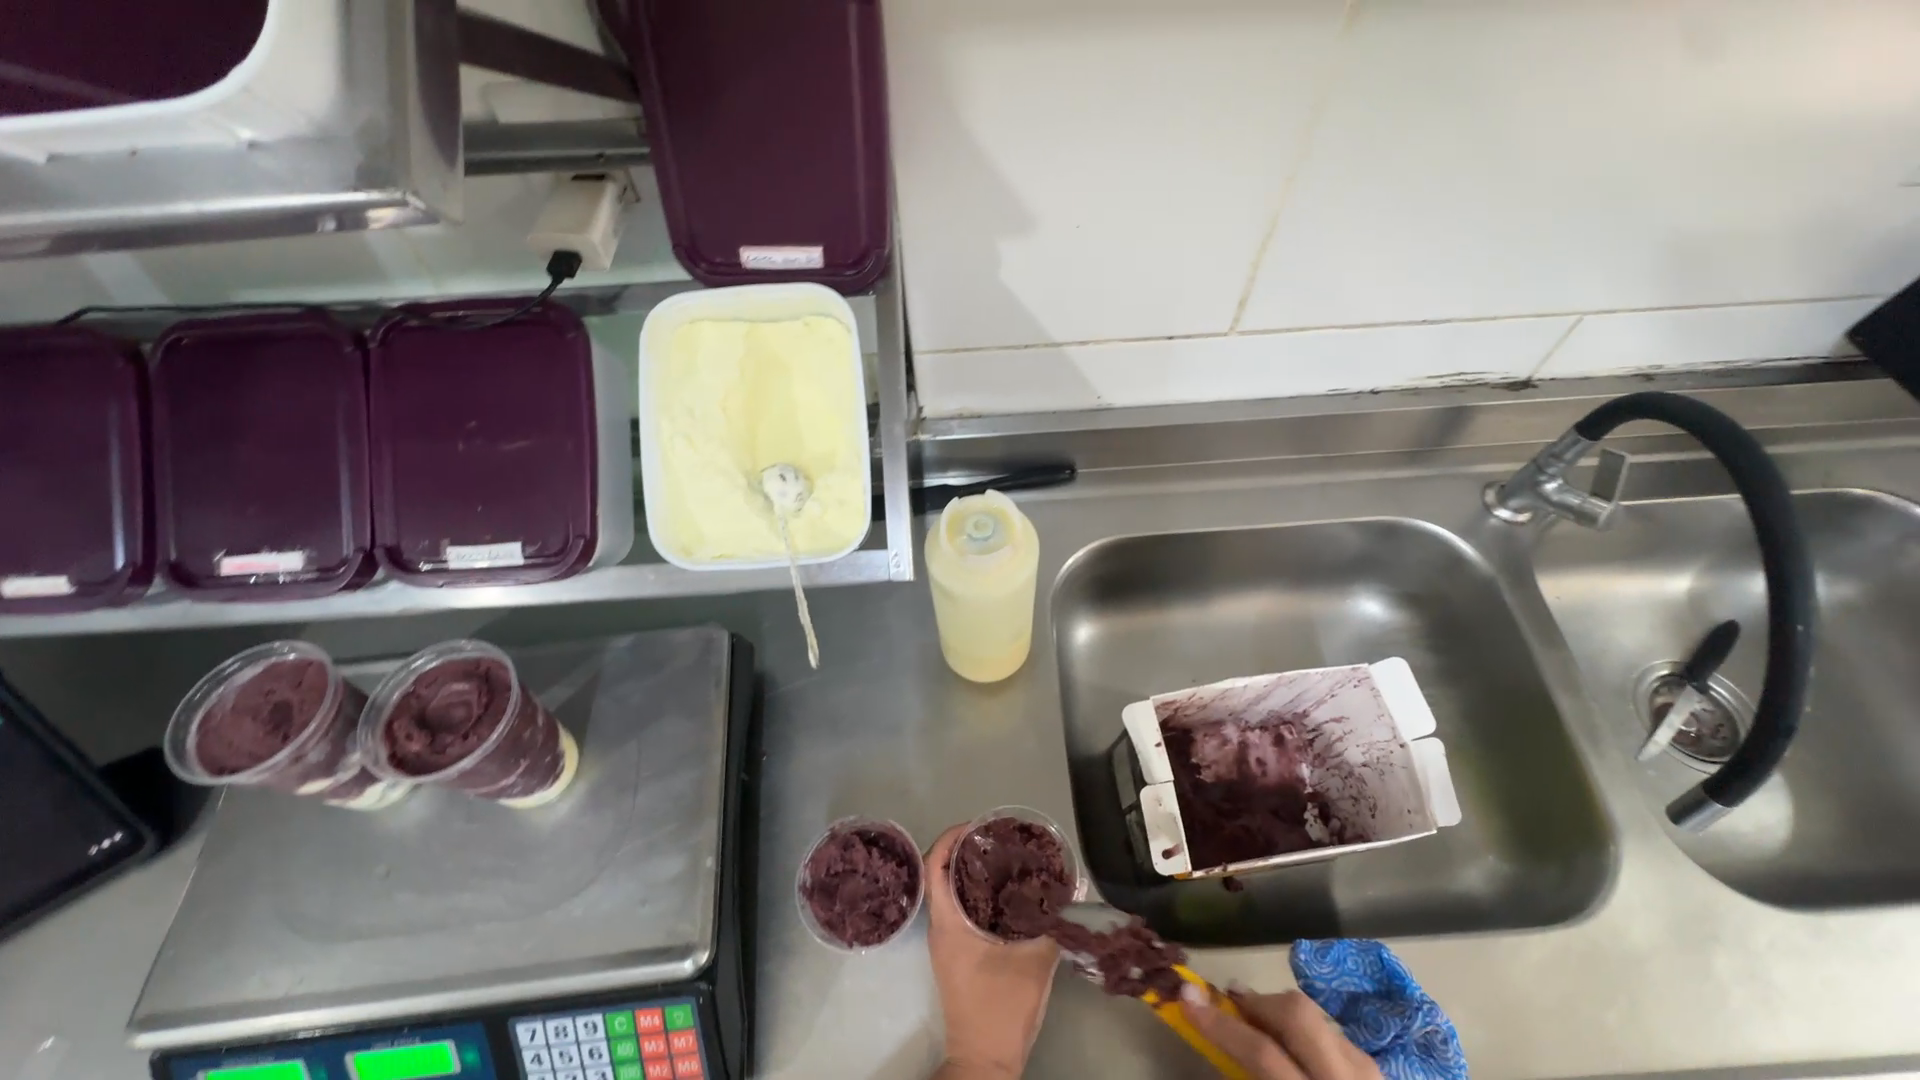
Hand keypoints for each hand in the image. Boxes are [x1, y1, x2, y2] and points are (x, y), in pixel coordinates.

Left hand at [925, 823, 1059, 1079]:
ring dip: (969, 872)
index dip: (950, 839)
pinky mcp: (956, 955)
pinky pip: (958, 910)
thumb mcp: (1033, 965)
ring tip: (1002, 857)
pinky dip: (975, 893)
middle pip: (940, 875)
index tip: (976, 825)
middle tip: (995, 837)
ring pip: (949, 893)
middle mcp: (940, 928)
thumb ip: (1050, 926)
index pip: (935, 867)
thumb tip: (1068, 894)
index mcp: (948, 924)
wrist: (983, 1060)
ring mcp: (946, 943)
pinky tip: (1004, 893)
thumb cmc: (1000, 1010)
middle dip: (963, 850)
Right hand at [1181, 985, 1382, 1079]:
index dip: (1219, 1024)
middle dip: (1258, 1003)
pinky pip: (1338, 1040)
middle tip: (1228, 1003)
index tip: (1185, 999)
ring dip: (1283, 1016)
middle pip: (1299, 1016)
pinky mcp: (1384, 1078)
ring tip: (1258, 1025)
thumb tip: (1224, 1056)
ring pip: (1322, 1021)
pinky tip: (1297, 1053)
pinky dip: (1308, 1036)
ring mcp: (1373, 1079)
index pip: (1262, 1054)